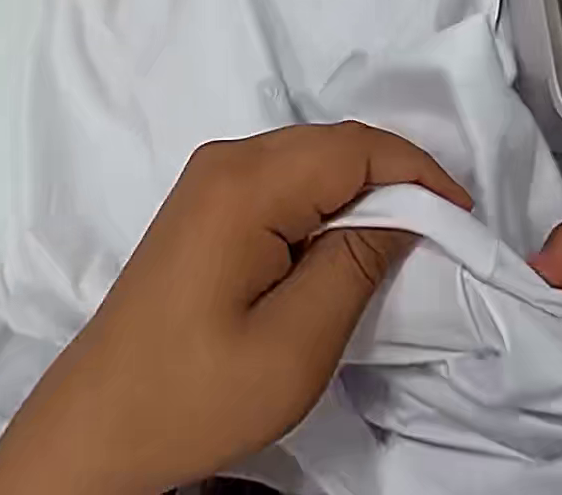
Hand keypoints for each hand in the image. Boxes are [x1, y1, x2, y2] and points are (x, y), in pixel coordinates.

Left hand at [0, 122, 471, 494]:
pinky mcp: (206, 197)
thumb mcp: (296, 344)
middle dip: (391, 174)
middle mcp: (226, 159)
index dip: (414, 170)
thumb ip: (357, 263)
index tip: (459, 213)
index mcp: (244, 184)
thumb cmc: (197, 391)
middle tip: (435, 227)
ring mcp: (210, 174)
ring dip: (359, 185)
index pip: (351, 147)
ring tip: (397, 234)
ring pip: (308, 154)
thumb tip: (404, 213)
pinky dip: (324, 195)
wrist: (102, 418)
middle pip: (329, 143)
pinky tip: (339, 236)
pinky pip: (282, 174)